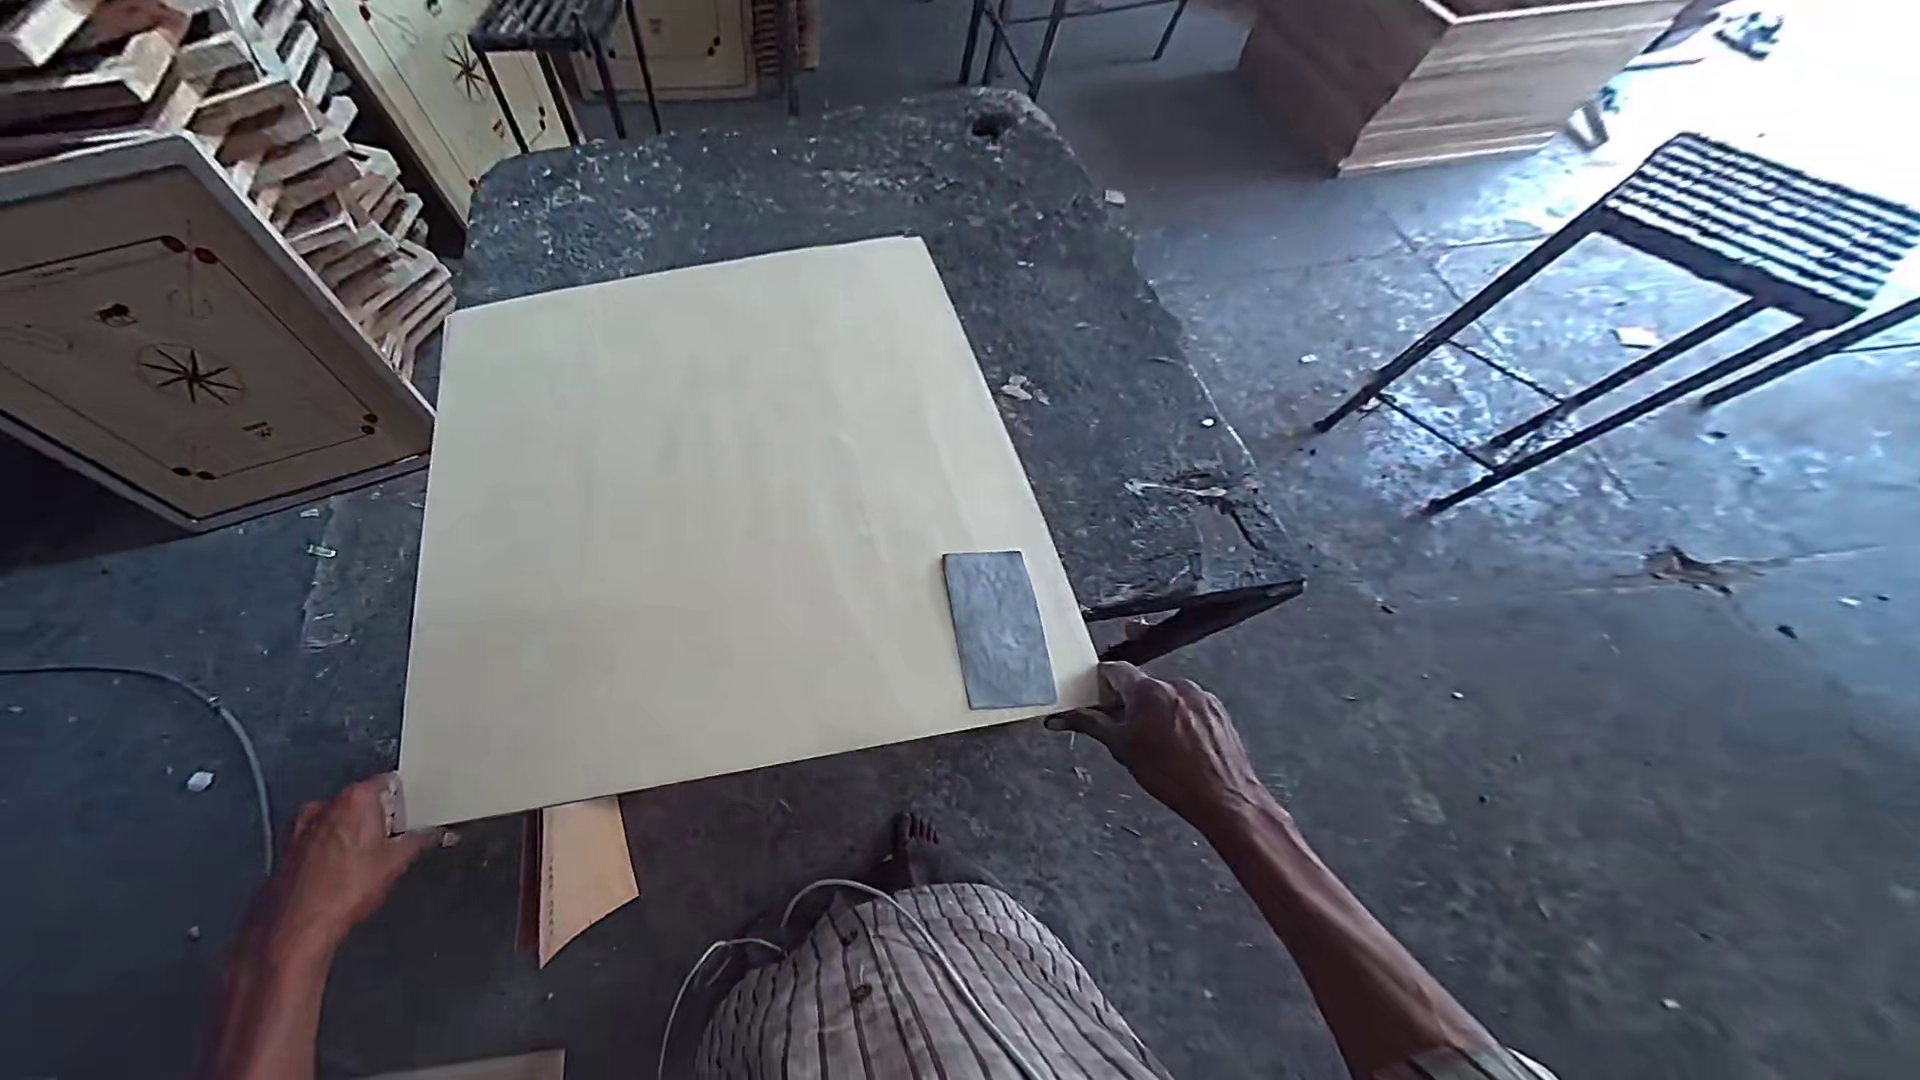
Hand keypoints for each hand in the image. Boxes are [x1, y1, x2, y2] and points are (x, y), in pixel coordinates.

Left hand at [258, 774, 438, 957]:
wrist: (295, 929)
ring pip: (336, 819)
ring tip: (368, 855)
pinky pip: (316, 839)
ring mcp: (299, 830)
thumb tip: (436, 835)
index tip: (411, 812)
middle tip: (394, 834)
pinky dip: (330, 847)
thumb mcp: (400, 860)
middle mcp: (324, 807)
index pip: (388, 782)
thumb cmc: (345, 889)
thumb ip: (423, 839)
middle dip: (377, 814)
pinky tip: (342, 869)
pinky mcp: (284, 853)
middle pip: (360, 799)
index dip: (403, 798)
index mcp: (356, 798)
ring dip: (351, 830)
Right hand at [1046, 662, 1278, 829]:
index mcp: (1147, 691)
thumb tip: (1064, 717)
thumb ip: (1091, 724)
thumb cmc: (1174, 777)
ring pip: (1164, 694)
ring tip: (1155, 742)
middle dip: (1127, 700)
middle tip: (1123, 727)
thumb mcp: (1122, 749)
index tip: (1096, 696)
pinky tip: (1177, 744)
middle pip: (1140, 682)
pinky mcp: (1215, 708)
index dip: (1101, 682)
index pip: (1114, 669)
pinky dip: (1177, 717)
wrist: (1224, 799)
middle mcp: (1174, 685)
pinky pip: (1187, 703)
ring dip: (1153, 709)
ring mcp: (1198, 695)